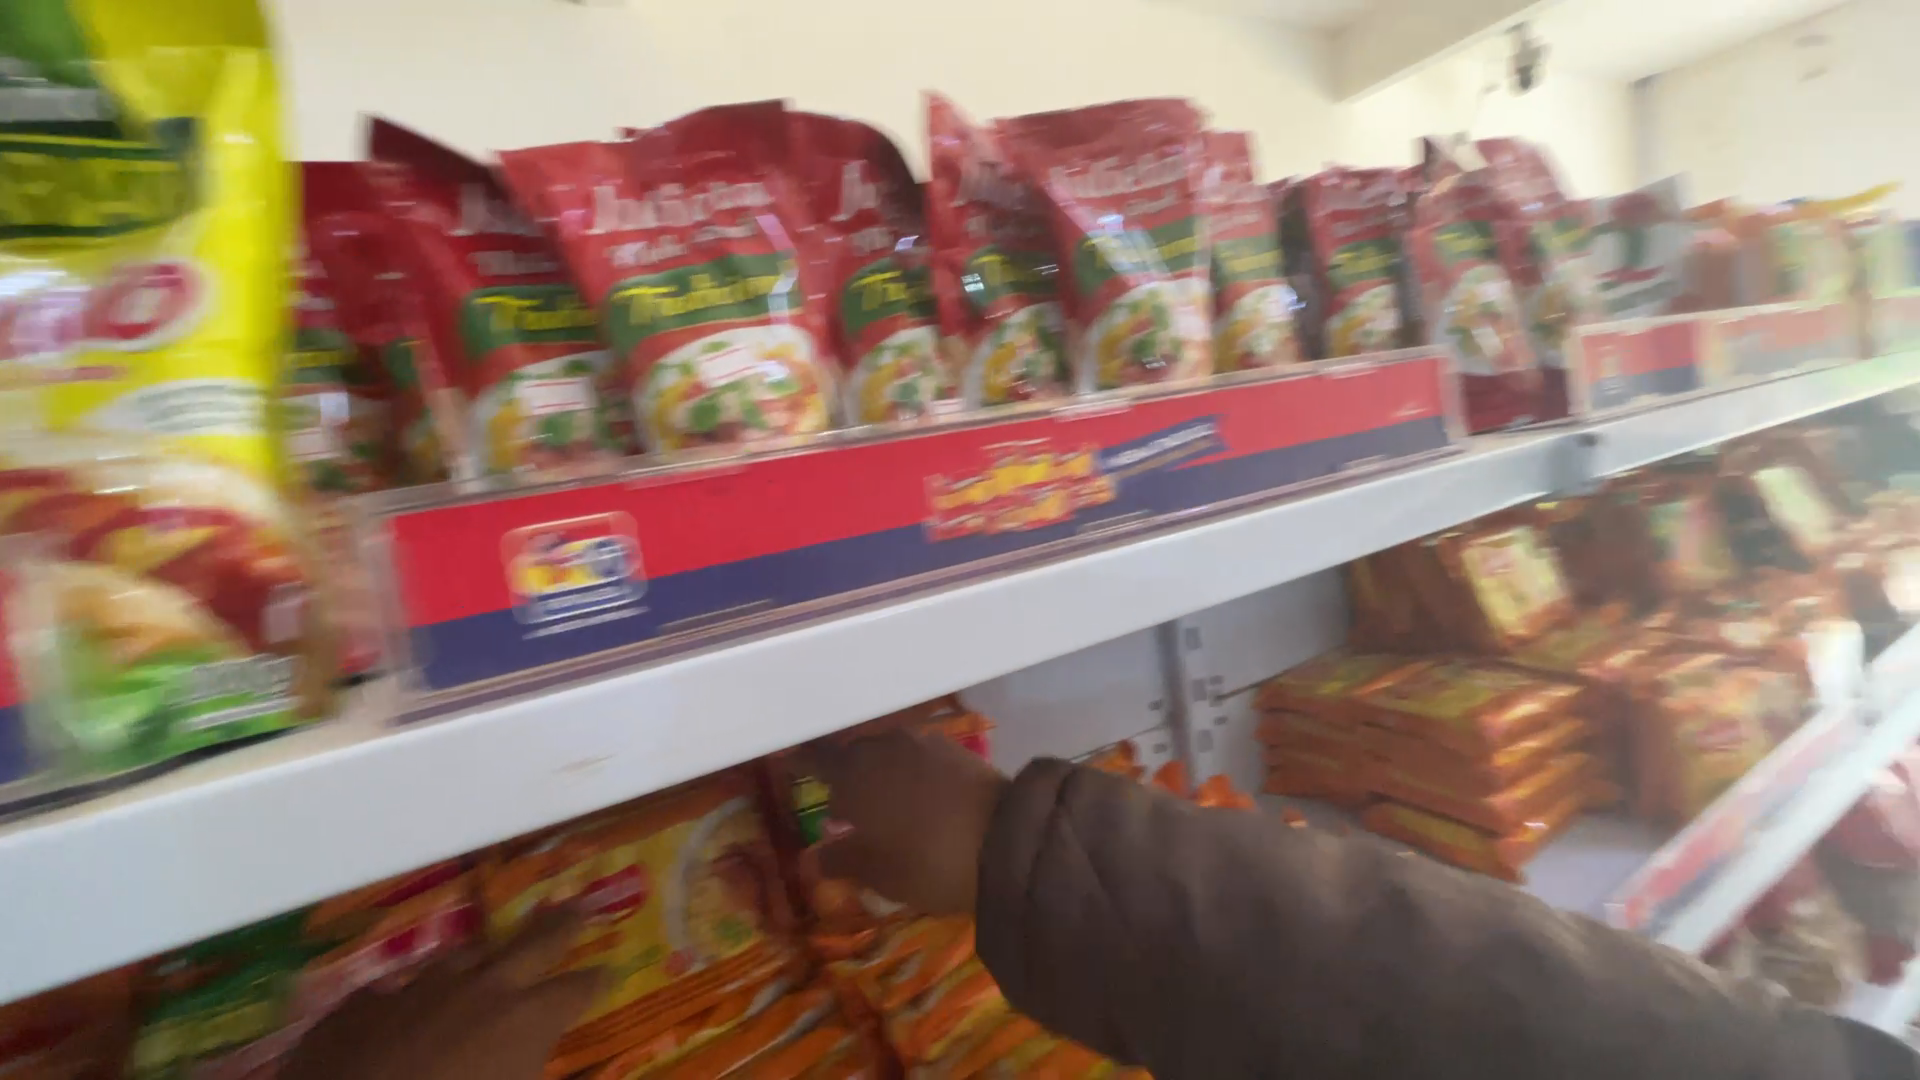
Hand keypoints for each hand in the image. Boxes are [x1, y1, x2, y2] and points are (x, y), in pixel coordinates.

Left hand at [278, 907, 602, 1079]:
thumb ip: (530, 1068)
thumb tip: (536, 1057)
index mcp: (526, 1018)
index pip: (580, 988)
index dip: (597, 981)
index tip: (609, 972)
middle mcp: (482, 989)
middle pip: (535, 943)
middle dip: (560, 925)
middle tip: (577, 905)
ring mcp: (417, 990)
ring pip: (461, 958)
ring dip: (479, 961)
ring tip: (485, 958)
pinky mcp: (357, 1008)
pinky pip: (392, 991)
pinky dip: (404, 999)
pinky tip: (397, 1010)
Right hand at [802, 729, 1009, 914]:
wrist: (1006, 837)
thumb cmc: (929, 860)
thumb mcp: (879, 873)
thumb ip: (842, 860)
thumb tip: (813, 857)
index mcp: (855, 774)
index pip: (817, 759)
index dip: (802, 762)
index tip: (789, 763)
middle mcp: (884, 747)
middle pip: (854, 754)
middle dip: (845, 775)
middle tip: (842, 805)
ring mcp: (922, 742)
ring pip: (887, 751)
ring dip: (879, 772)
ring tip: (881, 805)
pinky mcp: (954, 748)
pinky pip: (916, 754)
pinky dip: (908, 771)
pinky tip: (916, 795)